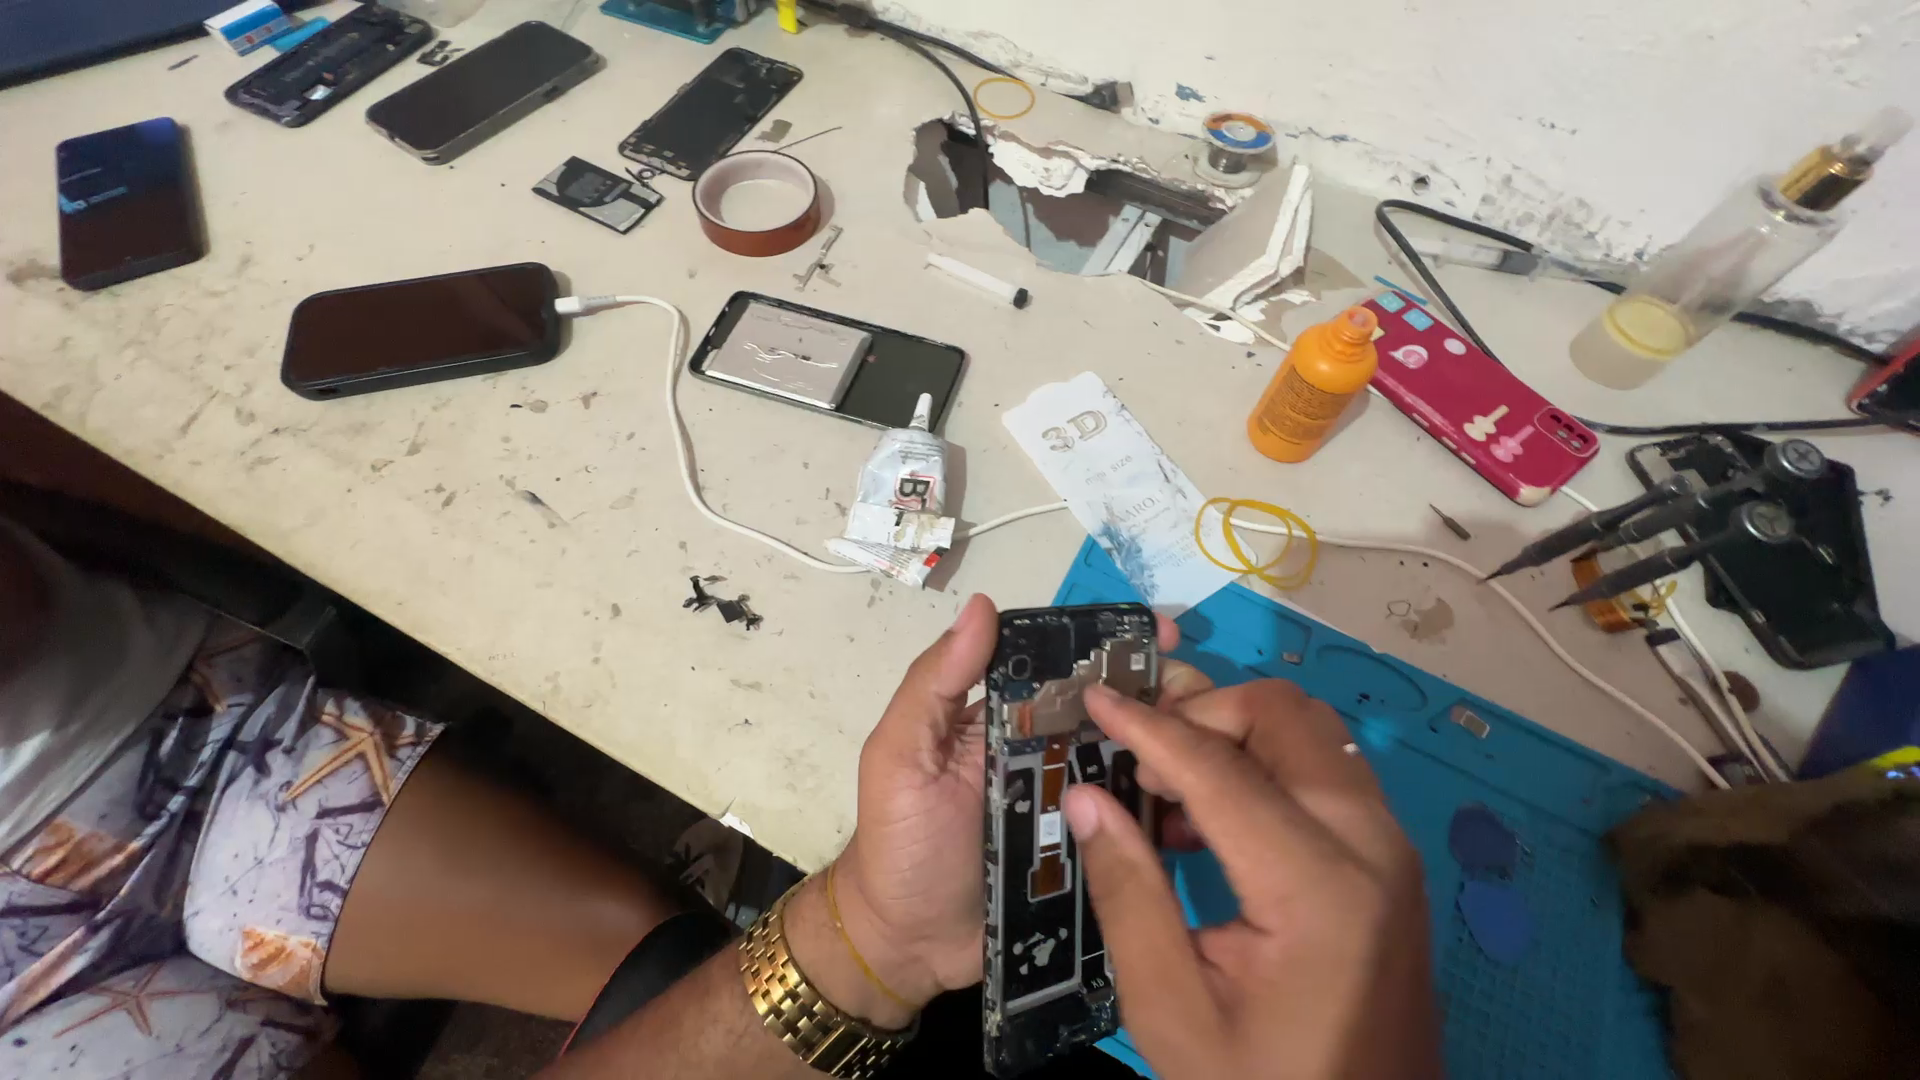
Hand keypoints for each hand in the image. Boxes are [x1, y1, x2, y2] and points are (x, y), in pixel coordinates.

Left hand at [829, 596, 1206, 1019]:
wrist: (911, 945)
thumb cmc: (901, 840)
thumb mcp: (901, 753)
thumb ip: (935, 682)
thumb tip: (983, 605)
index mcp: (1003, 717)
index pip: (1059, 667)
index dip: (1105, 645)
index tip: (1157, 632)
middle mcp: (1045, 749)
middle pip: (1108, 709)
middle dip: (1157, 690)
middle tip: (1203, 693)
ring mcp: (1073, 802)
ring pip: (1131, 758)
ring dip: (1172, 743)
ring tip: (1220, 738)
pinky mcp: (1091, 850)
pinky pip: (1133, 820)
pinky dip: (1166, 804)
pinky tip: (1205, 796)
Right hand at [1064, 679, 1441, 1079]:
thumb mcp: (1172, 1011)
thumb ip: (1127, 895)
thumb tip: (1086, 797)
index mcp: (1315, 887)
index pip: (1217, 768)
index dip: (1146, 726)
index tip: (1094, 696)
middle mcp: (1368, 843)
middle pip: (1281, 715)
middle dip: (1201, 714)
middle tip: (1140, 758)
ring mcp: (1388, 845)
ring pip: (1307, 727)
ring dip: (1233, 731)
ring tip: (1170, 785)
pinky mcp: (1387, 855)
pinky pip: (1321, 764)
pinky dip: (1261, 759)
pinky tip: (1212, 818)